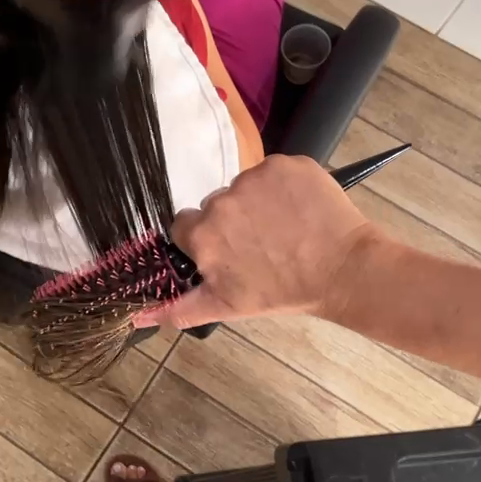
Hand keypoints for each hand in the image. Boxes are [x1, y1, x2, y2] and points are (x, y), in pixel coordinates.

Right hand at [138, 156, 382, 328]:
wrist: (344, 271)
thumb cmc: (283, 292)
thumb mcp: (226, 307)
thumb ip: (178, 309)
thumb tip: (137, 317)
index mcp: (202, 234)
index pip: (185, 226)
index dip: (205, 240)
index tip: (227, 252)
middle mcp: (222, 200)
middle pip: (214, 205)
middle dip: (230, 222)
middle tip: (259, 244)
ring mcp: (255, 178)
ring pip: (243, 188)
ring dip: (256, 203)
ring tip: (283, 229)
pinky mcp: (286, 163)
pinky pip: (273, 172)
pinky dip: (283, 188)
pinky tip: (298, 211)